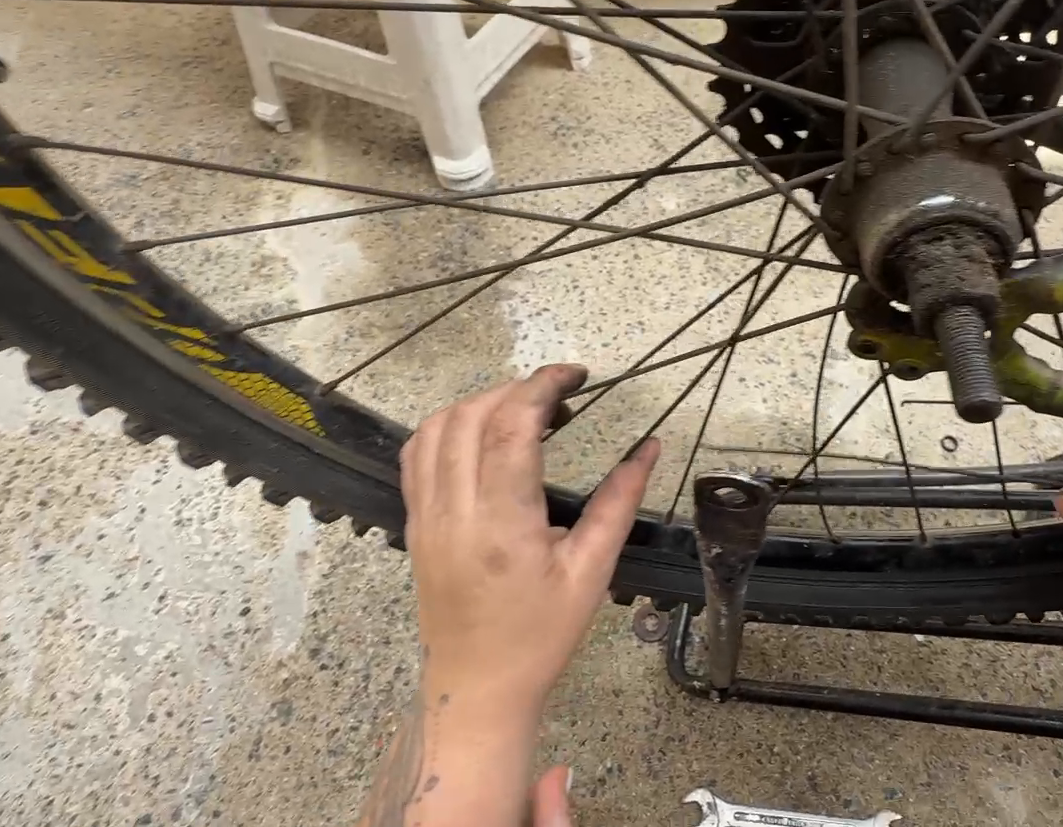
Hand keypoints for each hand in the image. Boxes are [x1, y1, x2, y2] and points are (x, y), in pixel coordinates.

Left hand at [360, 365, 656, 826]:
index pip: (511, 426)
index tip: (576, 375)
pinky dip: (449, 425)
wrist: (476, 688)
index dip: (543, 386)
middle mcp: (453, 511)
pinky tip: (483, 434)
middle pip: (471, 415)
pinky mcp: (412, 523)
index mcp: (502, 524)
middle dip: (517, 388)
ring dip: (481, 402)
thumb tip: (650, 446)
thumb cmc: (541, 635)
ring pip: (436, 427)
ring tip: (524, 411)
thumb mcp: (592, 572)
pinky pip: (416, 454)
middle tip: (560, 396)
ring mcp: (424, 516)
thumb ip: (619, 502)